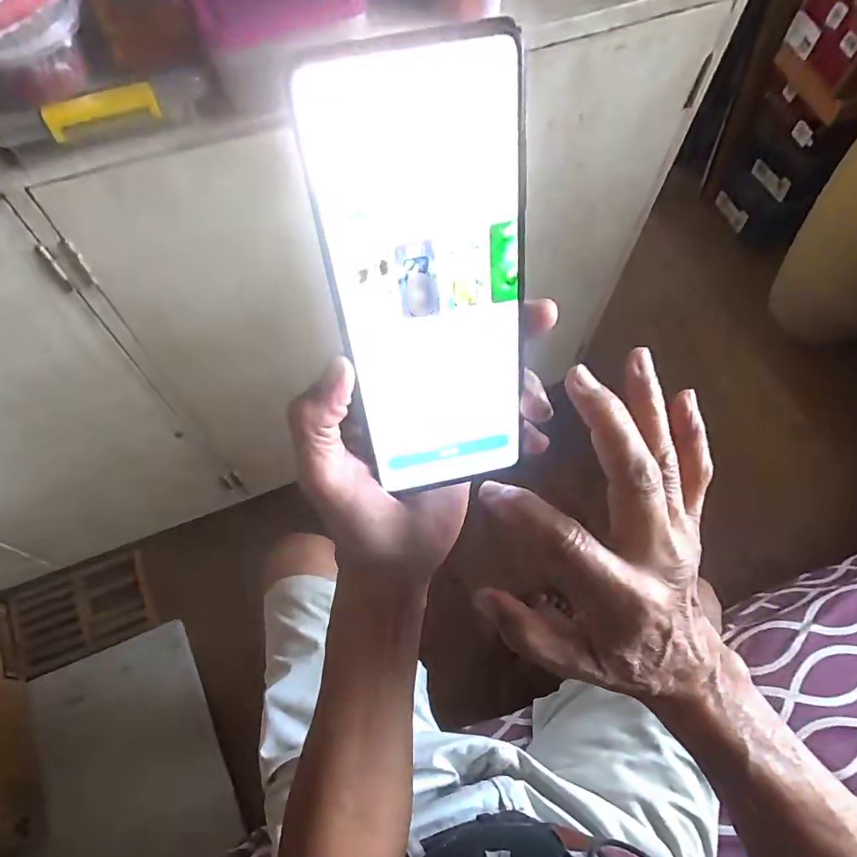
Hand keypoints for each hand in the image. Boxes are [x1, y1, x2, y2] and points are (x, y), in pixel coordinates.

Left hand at [289, 300, 558, 581]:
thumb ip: (315, 421)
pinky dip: (524, 425)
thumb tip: (341, 362)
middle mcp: (412, 397)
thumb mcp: (321, 472)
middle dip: (504, 331)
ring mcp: (445, 420)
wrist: (395, 563)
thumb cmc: (352, 517)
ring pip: (488, 383)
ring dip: (522, 382)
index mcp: (377, 393)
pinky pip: (502, 422)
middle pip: (460, 350)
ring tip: (537, 407)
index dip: (442, 308)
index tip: (481, 292)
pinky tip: (537, 439)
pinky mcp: (471, 445)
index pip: (408, 337)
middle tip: (542, 316)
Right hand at [474, 348, 742, 716]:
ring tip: (636, 359)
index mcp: (620, 591)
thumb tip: (484, 595)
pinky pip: (695, 472)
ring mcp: (679, 531)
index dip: (527, 515)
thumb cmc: (625, 663)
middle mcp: (655, 551)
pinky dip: (692, 433)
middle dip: (607, 423)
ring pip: (666, 461)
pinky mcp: (691, 522)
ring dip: (650, 407)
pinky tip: (685, 396)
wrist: (689, 666)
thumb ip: (527, 631)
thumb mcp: (573, 665)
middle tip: (579, 379)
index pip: (569, 542)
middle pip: (633, 477)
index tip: (493, 490)